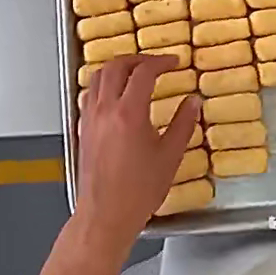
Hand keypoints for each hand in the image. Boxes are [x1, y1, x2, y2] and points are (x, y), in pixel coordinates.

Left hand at [74, 55, 200, 249]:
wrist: (106, 215)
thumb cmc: (139, 190)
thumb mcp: (170, 156)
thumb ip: (183, 124)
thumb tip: (193, 102)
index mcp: (129, 113)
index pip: (144, 72)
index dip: (161, 62)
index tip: (174, 63)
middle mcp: (105, 110)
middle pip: (116, 66)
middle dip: (137, 59)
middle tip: (155, 63)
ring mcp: (90, 119)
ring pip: (98, 77)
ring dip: (117, 68)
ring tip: (134, 73)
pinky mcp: (82, 130)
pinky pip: (89, 95)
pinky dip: (103, 86)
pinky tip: (114, 96)